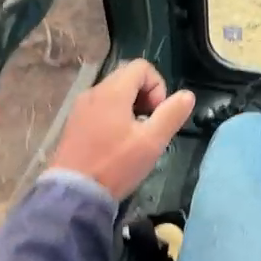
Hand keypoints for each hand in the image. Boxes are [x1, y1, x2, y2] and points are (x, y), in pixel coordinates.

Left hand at [48, 59, 195, 199]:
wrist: (73, 194)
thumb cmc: (115, 166)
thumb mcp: (151, 142)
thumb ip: (172, 114)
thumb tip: (187, 95)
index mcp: (112, 92)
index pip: (141, 67)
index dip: (158, 85)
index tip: (158, 113)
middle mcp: (94, 92)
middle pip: (127, 77)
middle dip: (146, 96)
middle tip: (150, 126)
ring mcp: (81, 107)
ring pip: (114, 93)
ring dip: (131, 107)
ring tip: (135, 136)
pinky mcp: (74, 123)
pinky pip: (101, 107)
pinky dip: (115, 115)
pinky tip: (117, 143)